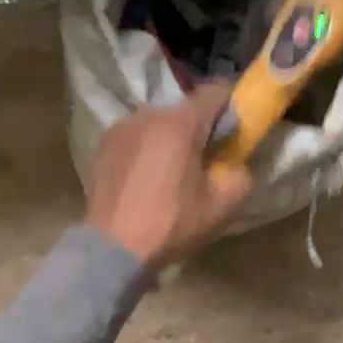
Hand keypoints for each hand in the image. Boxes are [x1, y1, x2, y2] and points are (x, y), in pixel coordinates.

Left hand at [85, 85, 252, 268]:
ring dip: (170, 141)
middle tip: (206, 161)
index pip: (216, 93)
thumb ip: (240, 178)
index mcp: (180, 123)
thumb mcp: (220, 209)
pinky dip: (147, 151)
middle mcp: (148, 114)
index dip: (233, 106)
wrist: (113, 249)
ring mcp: (121, 127)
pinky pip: (135, 139)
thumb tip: (237, 166)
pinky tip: (147, 180)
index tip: (238, 128)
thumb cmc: (170, 226)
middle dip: (199, 130)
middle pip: (184, 111)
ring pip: (157, 124)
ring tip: (172, 174)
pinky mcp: (103, 146)